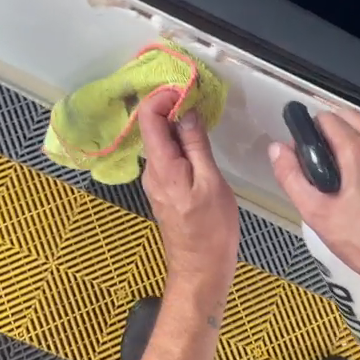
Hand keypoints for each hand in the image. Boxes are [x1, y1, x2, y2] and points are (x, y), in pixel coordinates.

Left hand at [138, 87, 238, 302]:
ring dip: (176, 124)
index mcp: (162, 166)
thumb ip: (196, 145)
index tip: (184, 89)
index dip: (163, 97)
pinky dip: (178, 141)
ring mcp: (155, 181)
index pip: (148, 118)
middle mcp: (151, 171)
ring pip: (159, 141)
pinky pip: (166, 155)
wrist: (200, 270)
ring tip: (200, 116)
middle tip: (196, 98)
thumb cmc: (210, 231)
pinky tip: (196, 142)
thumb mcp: (211, 182)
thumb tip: (187, 113)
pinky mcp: (164, 189)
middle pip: (151, 127)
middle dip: (171, 106)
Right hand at [268, 107, 359, 296]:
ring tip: (340, 170)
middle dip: (333, 126)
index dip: (310, 128)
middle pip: (353, 118)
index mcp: (358, 154)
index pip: (329, 119)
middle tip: (320, 151)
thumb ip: (292, 178)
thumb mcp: (318, 214)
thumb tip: (278, 152)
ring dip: (354, 140)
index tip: (304, 145)